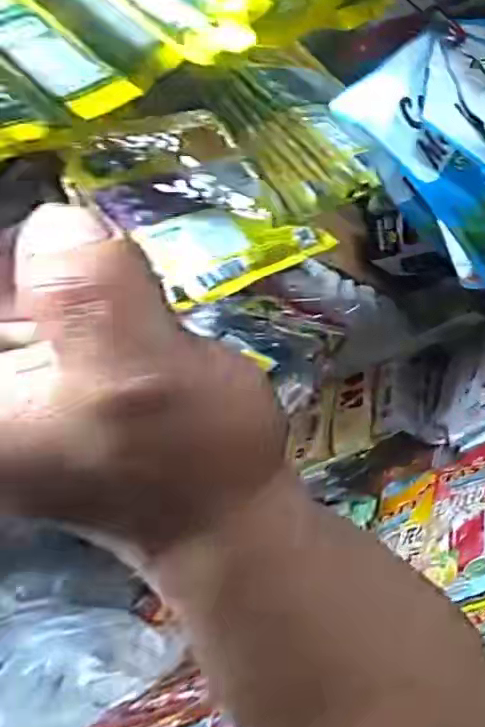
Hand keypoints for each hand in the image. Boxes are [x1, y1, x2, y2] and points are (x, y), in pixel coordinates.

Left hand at [0, 204, 286, 562]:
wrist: (221, 510)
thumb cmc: (185, 447)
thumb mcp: (144, 370)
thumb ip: (95, 297)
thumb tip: (61, 216)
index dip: (13, 250)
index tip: (59, 221)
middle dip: (36, 258)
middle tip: (90, 234)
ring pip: (15, 302)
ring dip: (55, 271)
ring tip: (109, 257)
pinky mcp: (30, 386)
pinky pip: (38, 321)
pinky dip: (72, 293)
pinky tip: (118, 294)